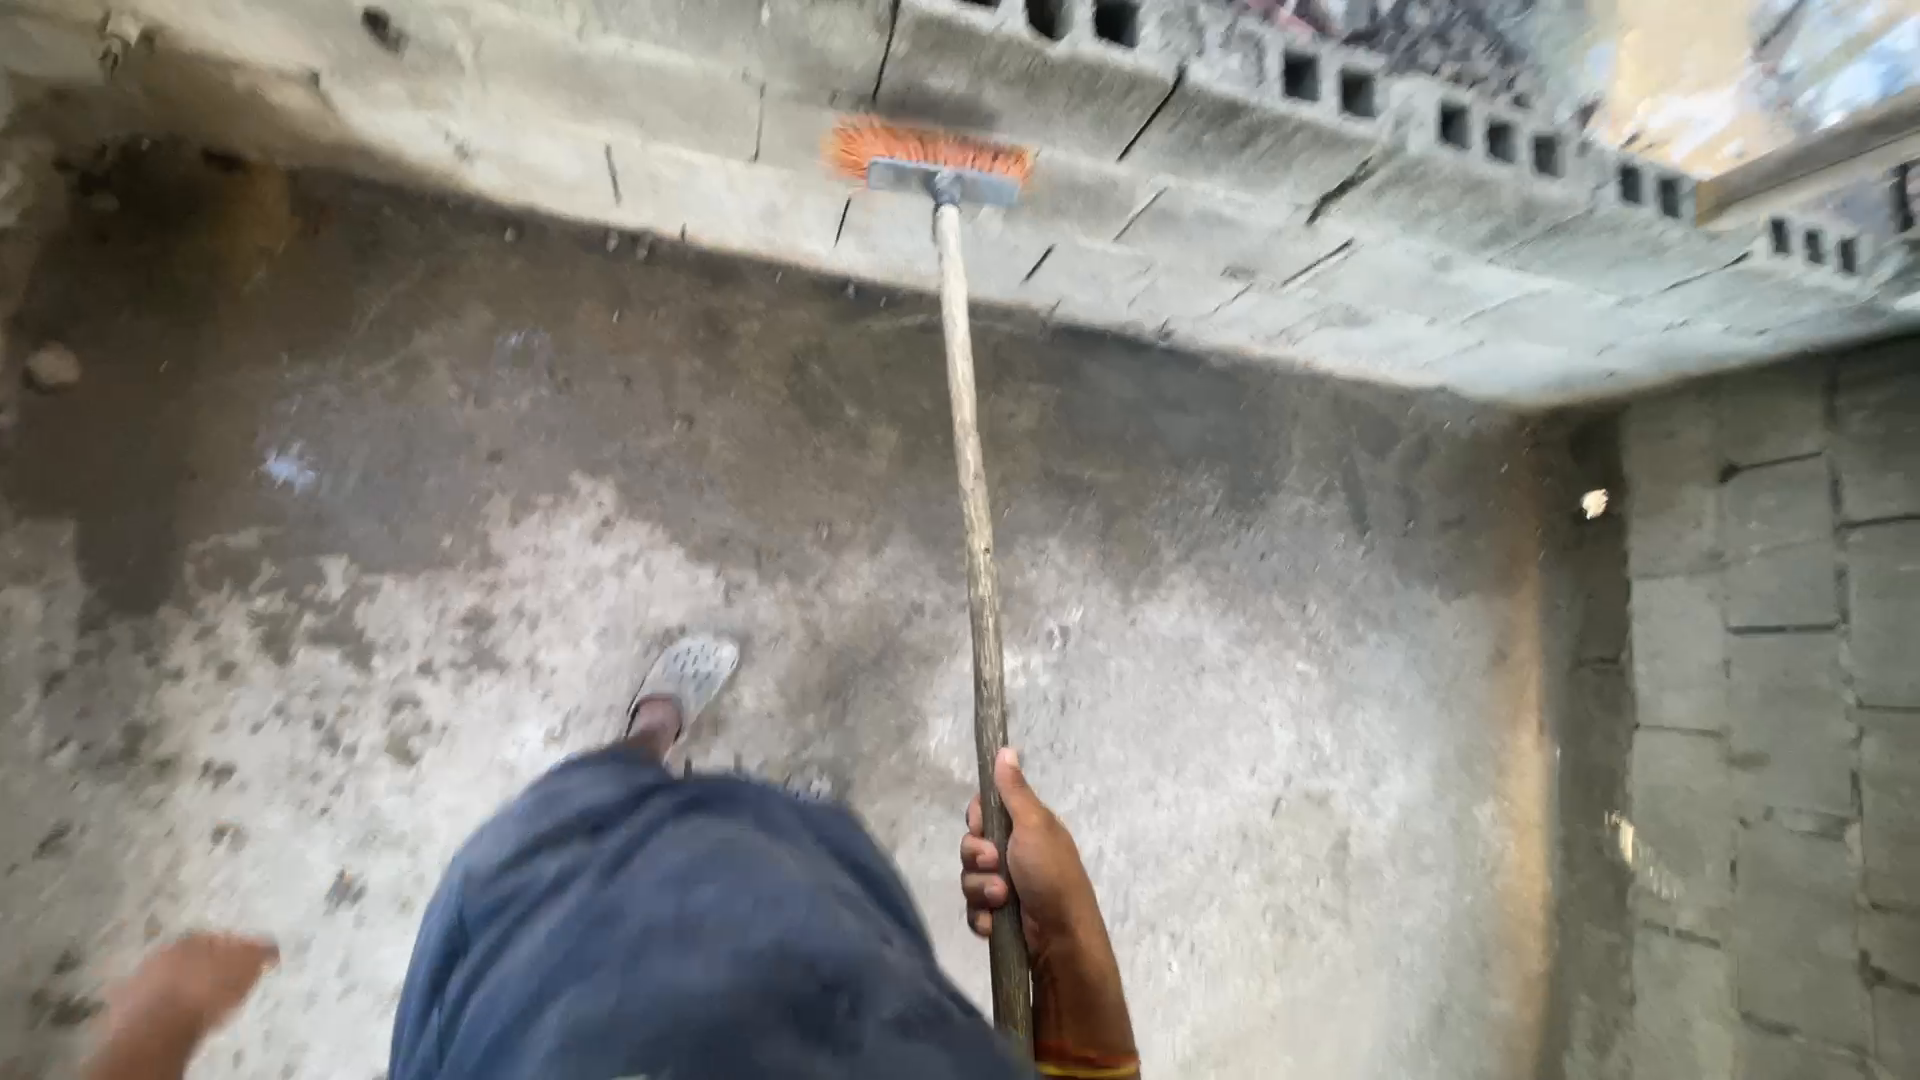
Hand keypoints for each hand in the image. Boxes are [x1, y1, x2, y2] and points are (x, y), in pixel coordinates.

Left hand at [103, 932, 278, 1042]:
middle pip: (191, 957)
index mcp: (192, 937)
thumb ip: (262, 950)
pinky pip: (150, 1003)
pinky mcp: (120, 1010)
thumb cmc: (209, 990)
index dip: (236, 950)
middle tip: (224, 981)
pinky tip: (178, 1015)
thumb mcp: (251, 964)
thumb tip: (270, 947)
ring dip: (183, 986)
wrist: (157, 1031)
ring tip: (202, 1001)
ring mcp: (135, 982)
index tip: (246, 964)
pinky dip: (164, 1006)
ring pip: (168, 979)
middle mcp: (160, 953)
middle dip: (206, 967)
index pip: (221, 937)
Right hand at [961, 749, 1137, 1068]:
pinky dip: (983, 917)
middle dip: (977, 857)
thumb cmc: (1051, 873)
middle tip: (996, 864)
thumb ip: (1014, 790)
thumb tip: (1006, 748)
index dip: (977, 820)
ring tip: (1003, 899)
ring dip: (982, 889)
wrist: (1061, 938)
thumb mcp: (1034, 824)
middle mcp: (1012, 853)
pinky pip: (973, 909)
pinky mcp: (997, 916)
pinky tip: (996, 923)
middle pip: (970, 844)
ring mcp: (1003, 886)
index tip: (984, 827)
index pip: (982, 812)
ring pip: (968, 878)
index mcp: (1023, 827)